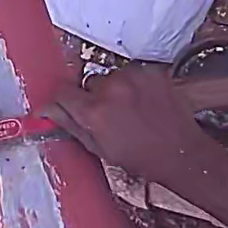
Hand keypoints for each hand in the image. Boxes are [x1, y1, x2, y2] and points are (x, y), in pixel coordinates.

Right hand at [41, 66, 227, 200]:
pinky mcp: (152, 70)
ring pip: (112, 76)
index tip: (67, 104)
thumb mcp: (99, 148)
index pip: (62, 92)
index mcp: (95, 112)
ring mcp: (134, 76)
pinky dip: (136, 83)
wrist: (181, 152)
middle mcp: (112, 88)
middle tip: (110, 114)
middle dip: (95, 96)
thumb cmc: (141, 156)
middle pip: (89, 82)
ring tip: (132, 109)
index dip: (63, 100)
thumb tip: (47, 110)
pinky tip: (145, 101)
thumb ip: (70, 125)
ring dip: (116, 88)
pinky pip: (133, 72)